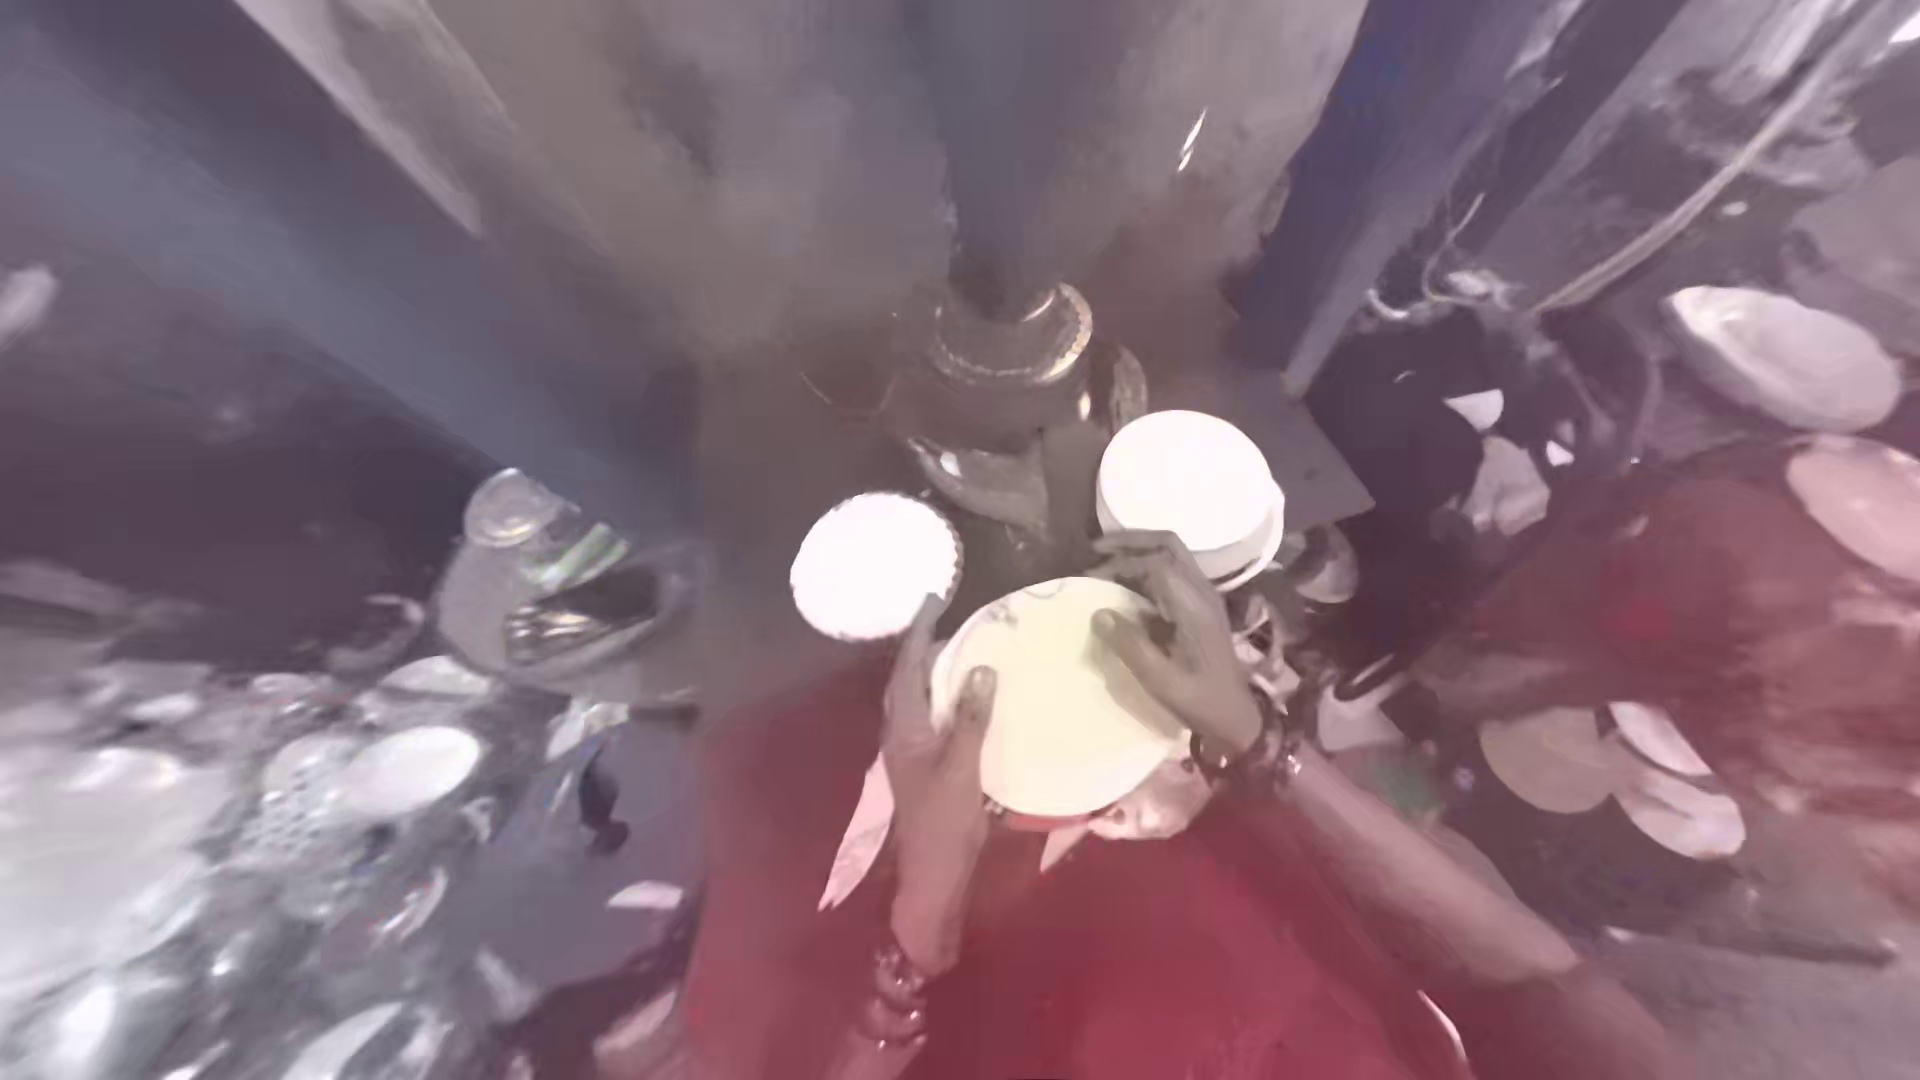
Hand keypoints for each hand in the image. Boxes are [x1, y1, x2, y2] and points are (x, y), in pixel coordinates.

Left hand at [882, 594, 996, 974]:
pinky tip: (962, 692)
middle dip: (922, 644)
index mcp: (905, 727)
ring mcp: (909, 746)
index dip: (919, 632)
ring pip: (914, 693)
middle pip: (906, 676)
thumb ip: (971, 718)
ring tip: (955, 645)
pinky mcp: (921, 758)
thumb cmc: (945, 820)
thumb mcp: (963, 767)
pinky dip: (940, 691)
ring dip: (930, 666)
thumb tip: (982, 668)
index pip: (909, 667)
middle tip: (947, 619)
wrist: (933, 873)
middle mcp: (900, 730)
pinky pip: (927, 711)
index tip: (932, 600)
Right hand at [1089, 531, 1262, 755]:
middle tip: (1095, 549)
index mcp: (1194, 606)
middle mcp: (1202, 592)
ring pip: (1171, 555)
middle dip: (1131, 540)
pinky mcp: (1200, 606)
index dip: (1121, 563)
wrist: (1237, 719)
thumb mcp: (1160, 680)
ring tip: (1104, 561)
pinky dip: (1146, 568)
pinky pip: (1173, 572)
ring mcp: (1204, 597)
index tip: (1092, 576)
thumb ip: (1129, 645)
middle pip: (1168, 545)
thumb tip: (1098, 613)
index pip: (1156, 563)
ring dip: (1138, 551)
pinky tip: (1125, 584)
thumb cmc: (1200, 701)